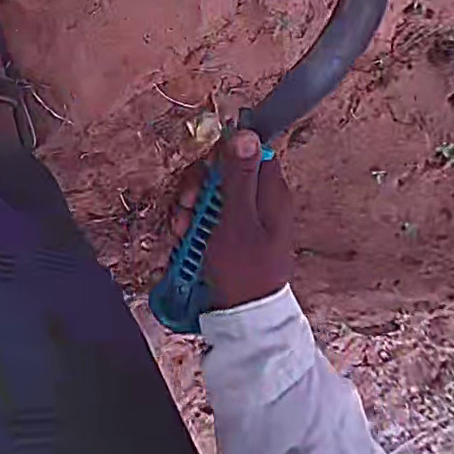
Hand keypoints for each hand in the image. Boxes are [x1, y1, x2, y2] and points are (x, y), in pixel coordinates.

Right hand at [171, 129, 295, 309]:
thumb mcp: (238, 219)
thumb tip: (247, 133)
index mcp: (271, 192)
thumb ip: (239, 177)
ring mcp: (245, 219)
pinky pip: (210, 218)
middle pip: (226, 173)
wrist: (244, 320)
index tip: (207, 170)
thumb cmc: (244, 269)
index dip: (225, 155)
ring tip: (182, 227)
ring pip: (214, 195)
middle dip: (201, 185)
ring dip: (192, 207)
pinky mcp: (231, 236)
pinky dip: (194, 225)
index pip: (251, 152)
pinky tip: (183, 238)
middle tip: (189, 204)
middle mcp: (261, 201)